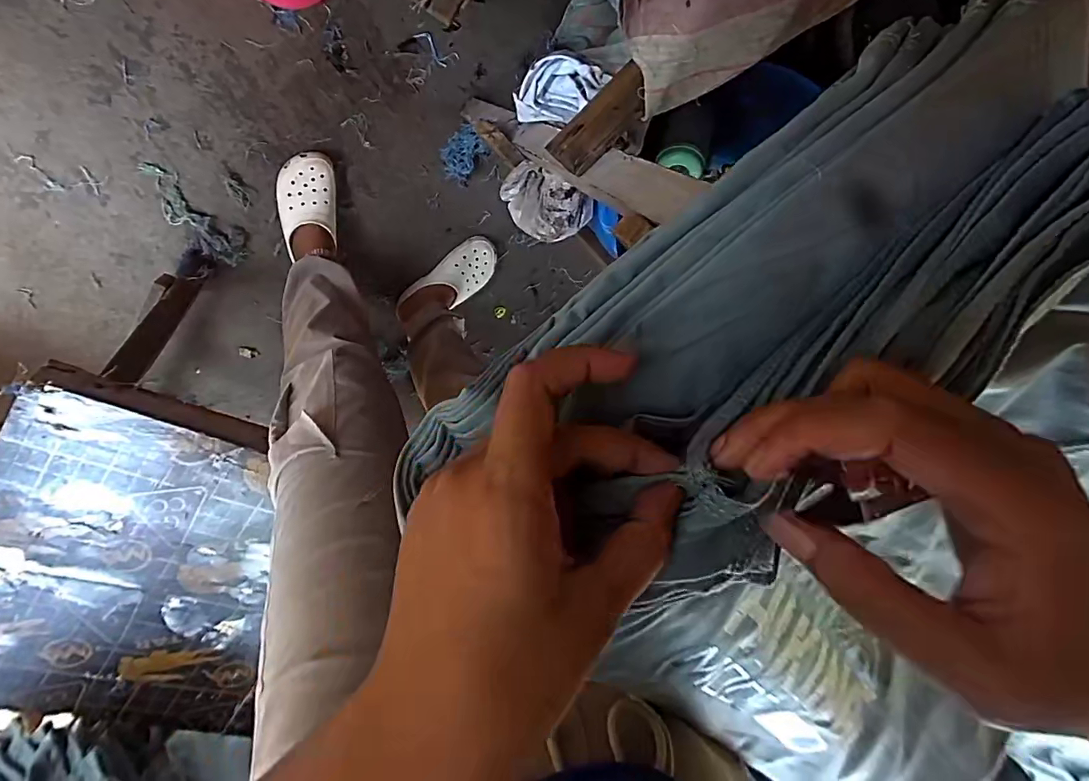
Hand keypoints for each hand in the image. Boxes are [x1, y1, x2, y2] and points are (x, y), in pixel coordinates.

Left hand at [278, 347, 681, 780]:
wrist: (423, 726)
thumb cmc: (513, 674)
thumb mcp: (592, 609)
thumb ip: (637, 542)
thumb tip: (666, 497)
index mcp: (503, 485)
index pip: (533, 385)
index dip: (581, 362)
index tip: (628, 370)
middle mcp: (463, 474)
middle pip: (540, 432)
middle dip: (602, 449)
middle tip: (654, 487)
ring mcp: (439, 494)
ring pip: (515, 459)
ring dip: (566, 476)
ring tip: (603, 528)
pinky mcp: (429, 517)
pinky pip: (488, 484)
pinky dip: (529, 492)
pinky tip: (553, 541)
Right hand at [713, 360, 1088, 778]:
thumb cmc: (1065, 678)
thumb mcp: (963, 664)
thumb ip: (866, 592)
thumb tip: (777, 522)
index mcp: (1007, 488)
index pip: (884, 420)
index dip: (804, 432)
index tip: (750, 468)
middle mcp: (1000, 443)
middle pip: (872, 387)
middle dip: (794, 417)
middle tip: (741, 461)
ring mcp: (991, 439)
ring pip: (877, 390)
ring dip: (815, 422)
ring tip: (775, 471)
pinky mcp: (978, 448)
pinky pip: (893, 415)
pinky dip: (844, 437)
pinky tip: (830, 484)